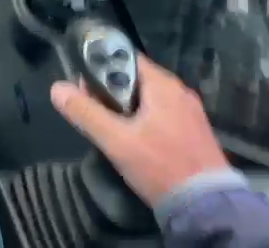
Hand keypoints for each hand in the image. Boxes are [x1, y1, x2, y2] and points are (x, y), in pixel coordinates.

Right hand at [50, 54, 230, 205]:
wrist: (211, 212)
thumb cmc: (162, 166)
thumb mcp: (116, 141)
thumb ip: (84, 112)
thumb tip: (56, 88)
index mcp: (163, 85)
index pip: (123, 57)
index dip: (98, 66)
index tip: (83, 85)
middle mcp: (179, 92)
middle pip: (133, 78)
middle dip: (109, 90)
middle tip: (93, 110)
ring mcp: (190, 114)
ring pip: (146, 99)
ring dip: (125, 107)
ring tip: (110, 128)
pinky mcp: (195, 134)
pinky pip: (160, 115)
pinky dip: (143, 121)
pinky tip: (134, 141)